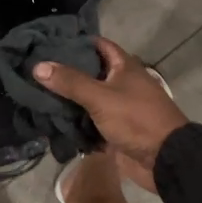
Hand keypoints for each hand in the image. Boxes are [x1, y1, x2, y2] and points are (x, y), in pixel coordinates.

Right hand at [34, 38, 185, 192]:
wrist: (164, 160)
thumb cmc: (136, 119)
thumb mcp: (101, 97)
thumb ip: (71, 82)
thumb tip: (38, 65)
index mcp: (124, 67)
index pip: (98, 45)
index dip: (76, 42)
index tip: (49, 43)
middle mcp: (121, 84)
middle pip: (90, 73)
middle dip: (66, 74)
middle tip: (36, 71)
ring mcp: (118, 108)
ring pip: (88, 100)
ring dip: (68, 100)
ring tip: (36, 95)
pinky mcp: (114, 131)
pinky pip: (89, 123)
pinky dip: (74, 123)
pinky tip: (51, 121)